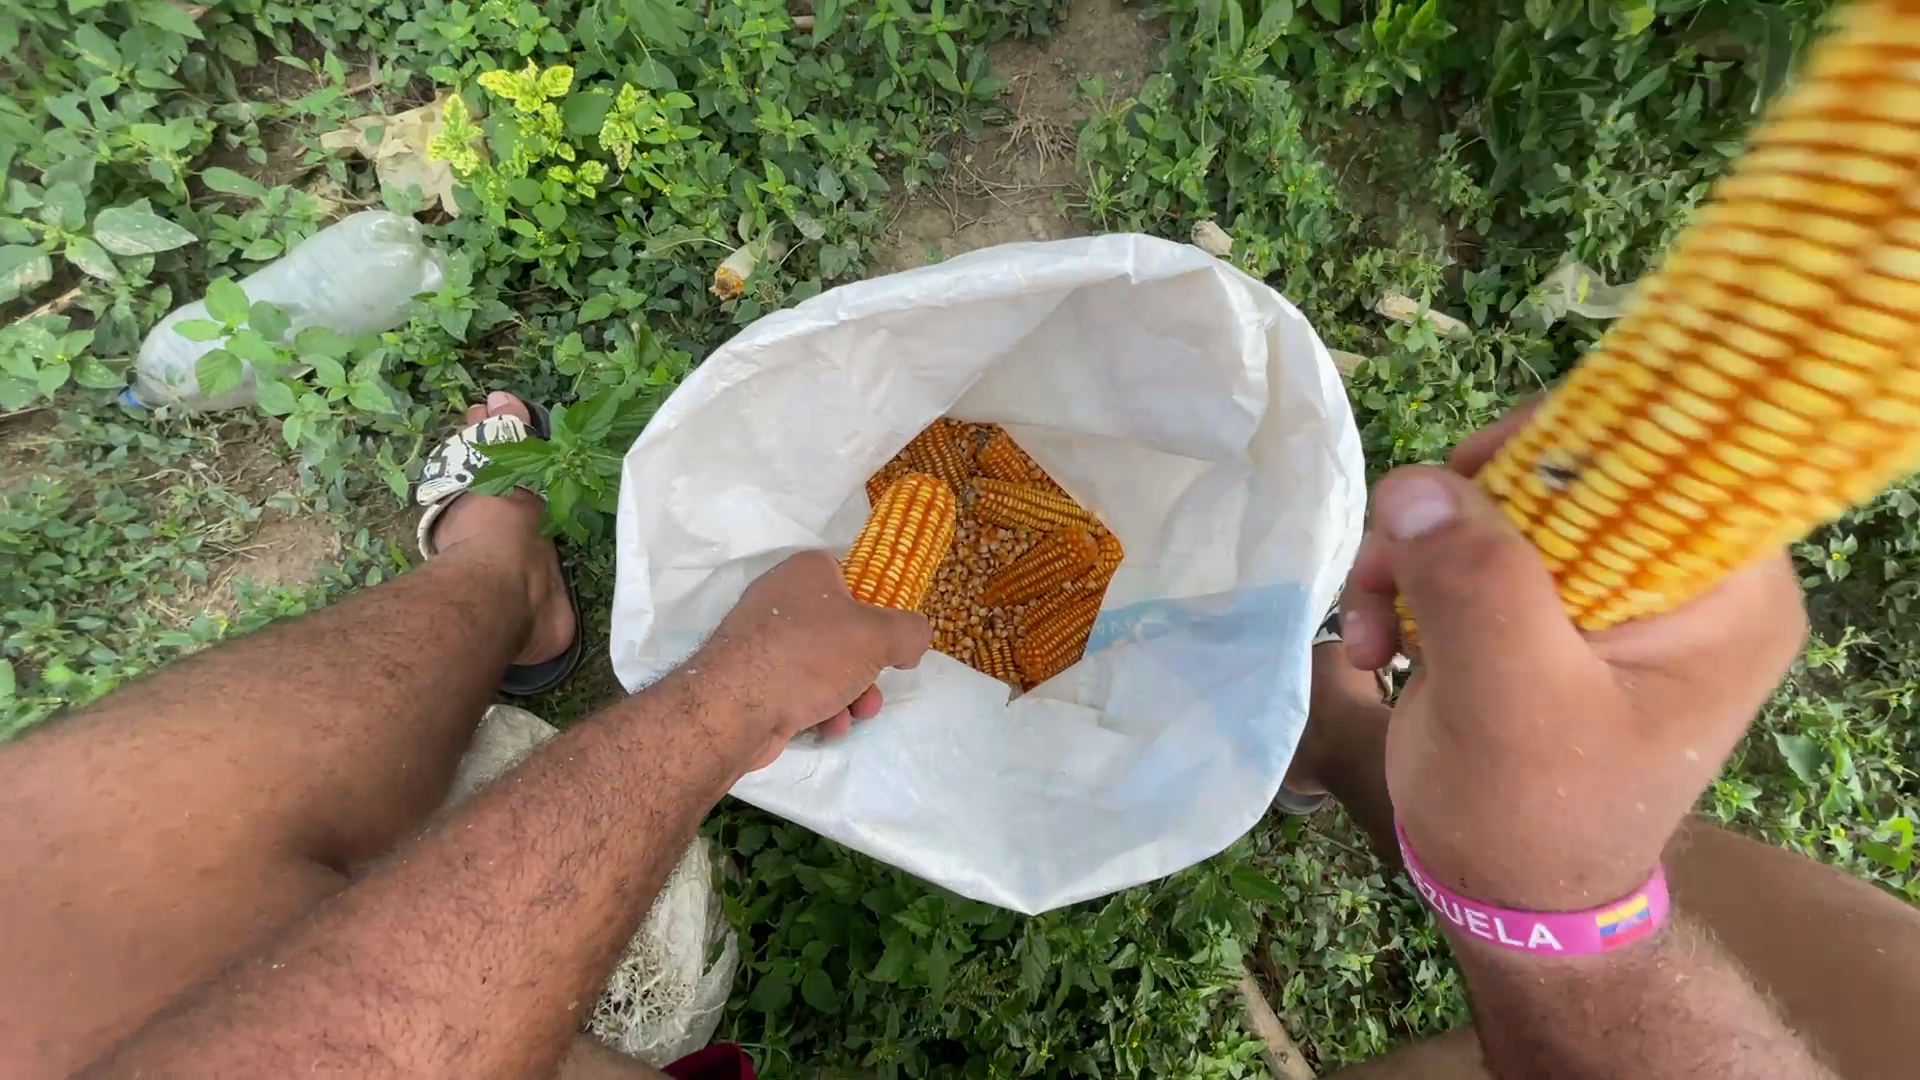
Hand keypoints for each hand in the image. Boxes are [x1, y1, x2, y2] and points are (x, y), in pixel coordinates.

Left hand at [690, 551, 930, 772]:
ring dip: (849, 693)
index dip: (878, 610)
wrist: (735, 708)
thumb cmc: (810, 655)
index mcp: (808, 571)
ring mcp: (764, 639)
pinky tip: (827, 725)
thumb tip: (915, 639)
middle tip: (876, 687)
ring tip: (856, 714)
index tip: (891, 640)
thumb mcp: (879, 637)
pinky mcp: (752, 677)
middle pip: (844, 629)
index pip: (855, 580)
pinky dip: (820, 706)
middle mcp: (782, 597)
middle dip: (867, 667)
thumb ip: (910, 632)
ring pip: (825, 664)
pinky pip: (800, 687)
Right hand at [1340, 409, 1806, 910]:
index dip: (1552, 448)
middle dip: (1445, 522)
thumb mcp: (1509, 700)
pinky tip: (1378, 646)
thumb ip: (1473, 587)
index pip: (1657, 453)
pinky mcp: (1516, 614)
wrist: (1492, 878)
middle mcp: (1654, 576)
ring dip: (1404, 562)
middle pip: (1542, 479)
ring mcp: (1578, 594)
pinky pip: (1445, 558)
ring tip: (1373, 632)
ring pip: (1474, 516)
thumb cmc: (1527, 809)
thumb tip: (1413, 483)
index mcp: (1712, 587)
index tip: (1462, 485)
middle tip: (1388, 574)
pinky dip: (1396, 590)